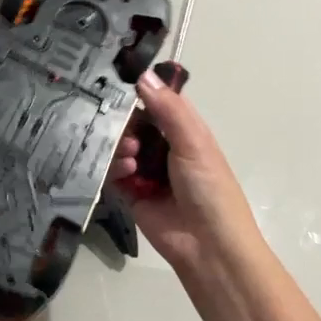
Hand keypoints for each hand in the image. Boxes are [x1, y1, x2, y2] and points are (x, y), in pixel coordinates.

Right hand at [110, 69, 257, 270]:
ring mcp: (146, 170)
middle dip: (124, 123)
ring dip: (120, 147)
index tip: (114, 82)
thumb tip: (143, 75)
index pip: (157, 101)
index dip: (139, 91)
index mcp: (185, 131)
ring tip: (130, 157)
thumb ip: (168, 109)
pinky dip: (114, 169)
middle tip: (126, 131)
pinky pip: (111, 172)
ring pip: (118, 146)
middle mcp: (163, 147)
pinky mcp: (130, 192)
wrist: (207, 246)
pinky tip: (126, 173)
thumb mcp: (194, 143)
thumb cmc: (209, 189)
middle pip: (132, 123)